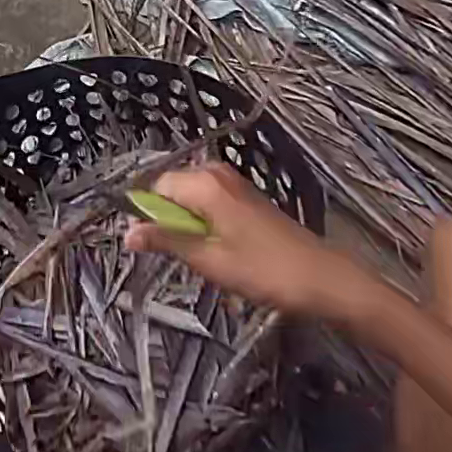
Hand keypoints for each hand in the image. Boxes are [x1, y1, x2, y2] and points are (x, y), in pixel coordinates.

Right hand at [124, 161, 384, 321]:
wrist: (324, 279)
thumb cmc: (266, 271)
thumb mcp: (208, 260)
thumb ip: (165, 241)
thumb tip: (127, 234)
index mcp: (203, 184)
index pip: (154, 188)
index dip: (146, 215)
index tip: (150, 244)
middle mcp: (215, 173)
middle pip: (170, 189)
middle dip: (168, 220)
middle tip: (185, 254)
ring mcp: (231, 181)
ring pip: (188, 197)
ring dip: (187, 224)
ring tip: (206, 254)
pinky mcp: (242, 194)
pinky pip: (206, 200)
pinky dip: (204, 221)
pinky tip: (221, 248)